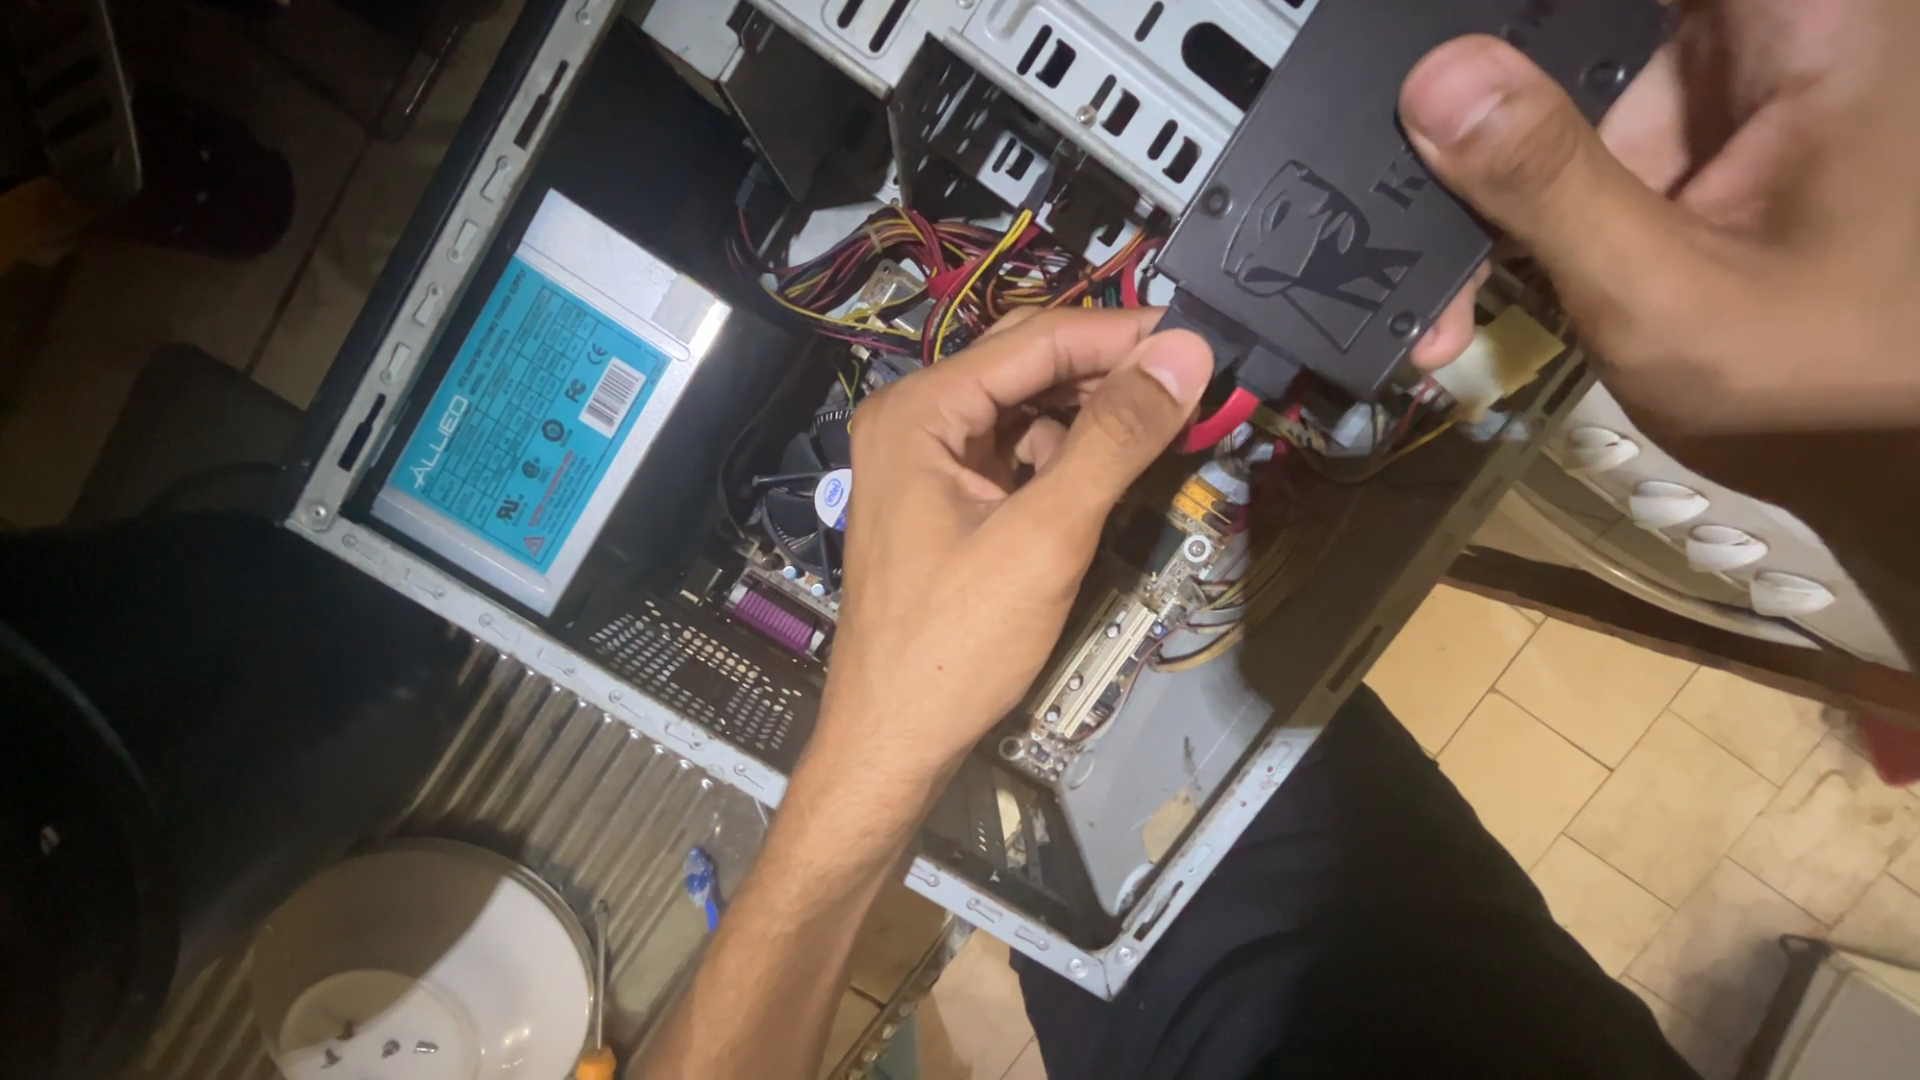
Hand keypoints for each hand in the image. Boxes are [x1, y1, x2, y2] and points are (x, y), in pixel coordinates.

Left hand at [811, 310, 1212, 783]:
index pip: (1035, 340)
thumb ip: (1114, 438)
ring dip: (1086, 417)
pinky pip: (1009, 458)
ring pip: (1021, 414)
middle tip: (1186, 385)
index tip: (1198, 340)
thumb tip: (1186, 352)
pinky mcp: (940, 504)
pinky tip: (1098, 475)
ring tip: (1155, 429)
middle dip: (1104, 375)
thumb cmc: (956, 642)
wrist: (893, 737)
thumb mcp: (1045, 535)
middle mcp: (913, 423)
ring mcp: (923, 466)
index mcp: (919, 411)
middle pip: (1024, 371)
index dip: (1119, 334)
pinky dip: (1058, 459)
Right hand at [1397, 2, 1919, 523]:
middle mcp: (1755, 50)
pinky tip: (1465, 300)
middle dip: (1476, 127)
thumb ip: (1546, 182)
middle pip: (1575, 38)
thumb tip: (1435, 80)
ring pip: (1547, 117)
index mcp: (1807, 29)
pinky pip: (1554, 174)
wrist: (1872, 454)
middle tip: (1398, 199)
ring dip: (1476, 206)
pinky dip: (1501, 235)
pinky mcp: (1665, 170)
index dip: (1521, 14)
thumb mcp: (1654, 285)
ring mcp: (1703, 116)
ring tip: (1437, 300)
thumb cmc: (1807, 376)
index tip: (1429, 66)